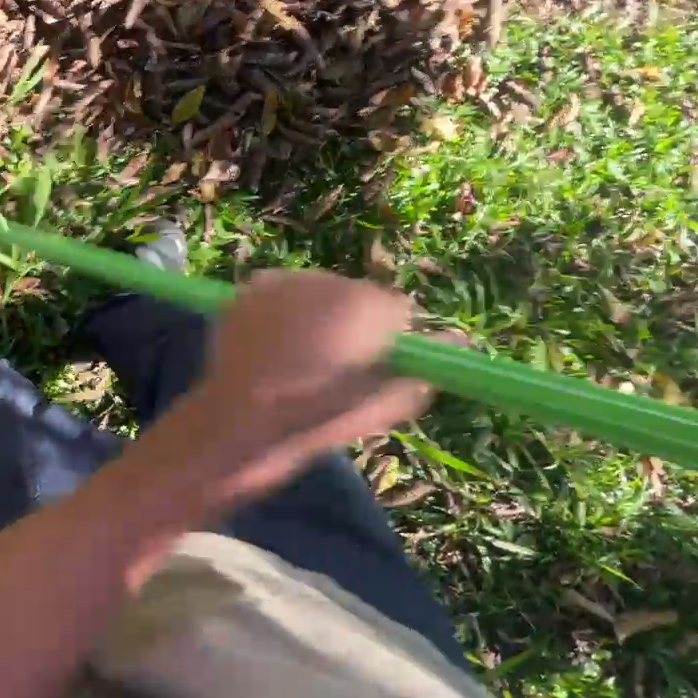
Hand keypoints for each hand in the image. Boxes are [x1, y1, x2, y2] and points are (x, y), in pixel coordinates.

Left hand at [172, 269, 431, 490]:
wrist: (242, 417)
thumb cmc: (319, 416)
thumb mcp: (386, 402)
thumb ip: (425, 367)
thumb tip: (456, 339)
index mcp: (367, 304)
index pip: (397, 308)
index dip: (389, 337)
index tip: (377, 362)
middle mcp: (325, 281)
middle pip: (353, 295)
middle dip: (351, 321)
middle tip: (334, 361)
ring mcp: (281, 281)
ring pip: (314, 291)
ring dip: (314, 312)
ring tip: (298, 354)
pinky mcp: (246, 290)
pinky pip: (276, 293)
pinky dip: (279, 309)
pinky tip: (272, 340)